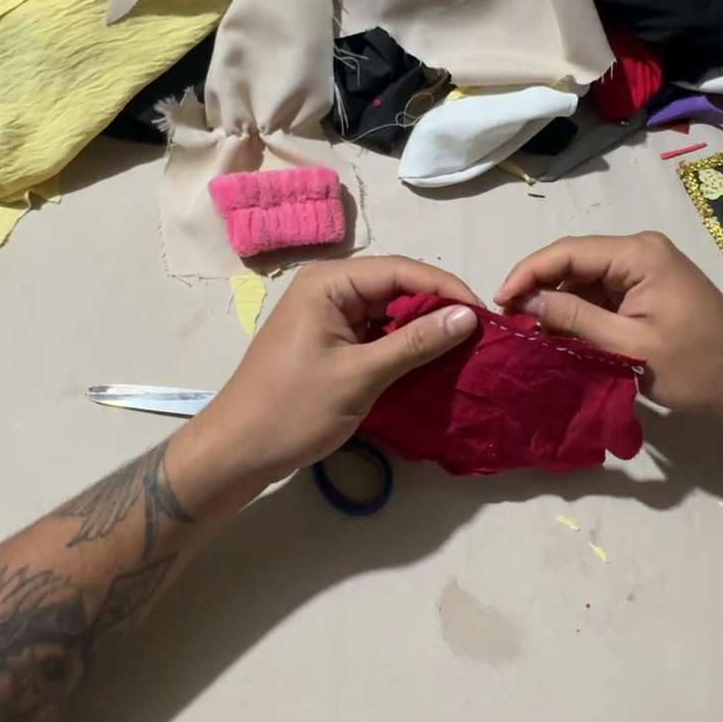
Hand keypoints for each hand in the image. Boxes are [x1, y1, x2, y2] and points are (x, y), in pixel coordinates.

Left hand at [193, 256, 479, 484]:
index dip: (445, 288)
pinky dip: (402, 343)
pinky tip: (429, 358)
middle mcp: (328, 287)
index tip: (485, 314)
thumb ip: (416, 342)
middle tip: (479, 332)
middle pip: (396, 285)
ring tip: (463, 346)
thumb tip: (467, 316)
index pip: (400, 270)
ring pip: (388, 309)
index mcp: (329, 282)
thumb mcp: (361, 375)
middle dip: (436, 306)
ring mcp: (327, 313)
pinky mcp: (329, 339)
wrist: (237, 451)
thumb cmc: (293, 408)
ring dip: (422, 326)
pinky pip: (375, 330)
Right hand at [494, 233, 722, 422]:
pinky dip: (578, 308)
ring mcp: (644, 266)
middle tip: (511, 317)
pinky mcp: (645, 285)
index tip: (500, 300)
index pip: (568, 251)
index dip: (528, 272)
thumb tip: (527, 302)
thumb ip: (574, 319)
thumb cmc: (693, 365)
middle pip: (574, 259)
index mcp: (639, 253)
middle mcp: (640, 249)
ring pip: (584, 275)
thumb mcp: (628, 346)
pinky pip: (600, 289)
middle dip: (540, 286)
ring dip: (558, 299)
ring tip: (529, 327)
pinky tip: (559, 329)